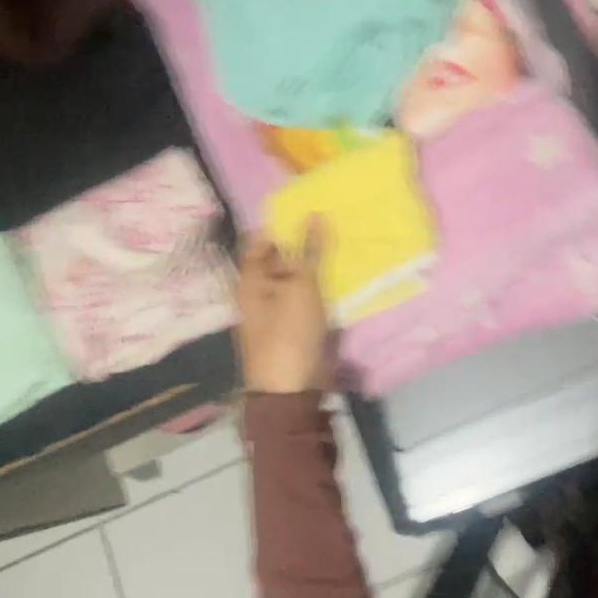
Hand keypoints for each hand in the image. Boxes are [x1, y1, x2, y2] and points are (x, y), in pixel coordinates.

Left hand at [235, 221, 330, 394]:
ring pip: (300, 278)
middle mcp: (261, 291)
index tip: (311, 208)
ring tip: (346, 241)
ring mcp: (281, 309)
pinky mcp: (299, 324)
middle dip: (306, 242)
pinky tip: (347, 273)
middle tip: (335, 221)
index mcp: (250, 280)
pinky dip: (325, 286)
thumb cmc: (289, 334)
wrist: (293, 390)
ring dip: (319, 265)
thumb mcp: (301, 288)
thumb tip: (315, 214)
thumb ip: (309, 251)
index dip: (283, 223)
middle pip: (282, 258)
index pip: (261, 240)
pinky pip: (311, 297)